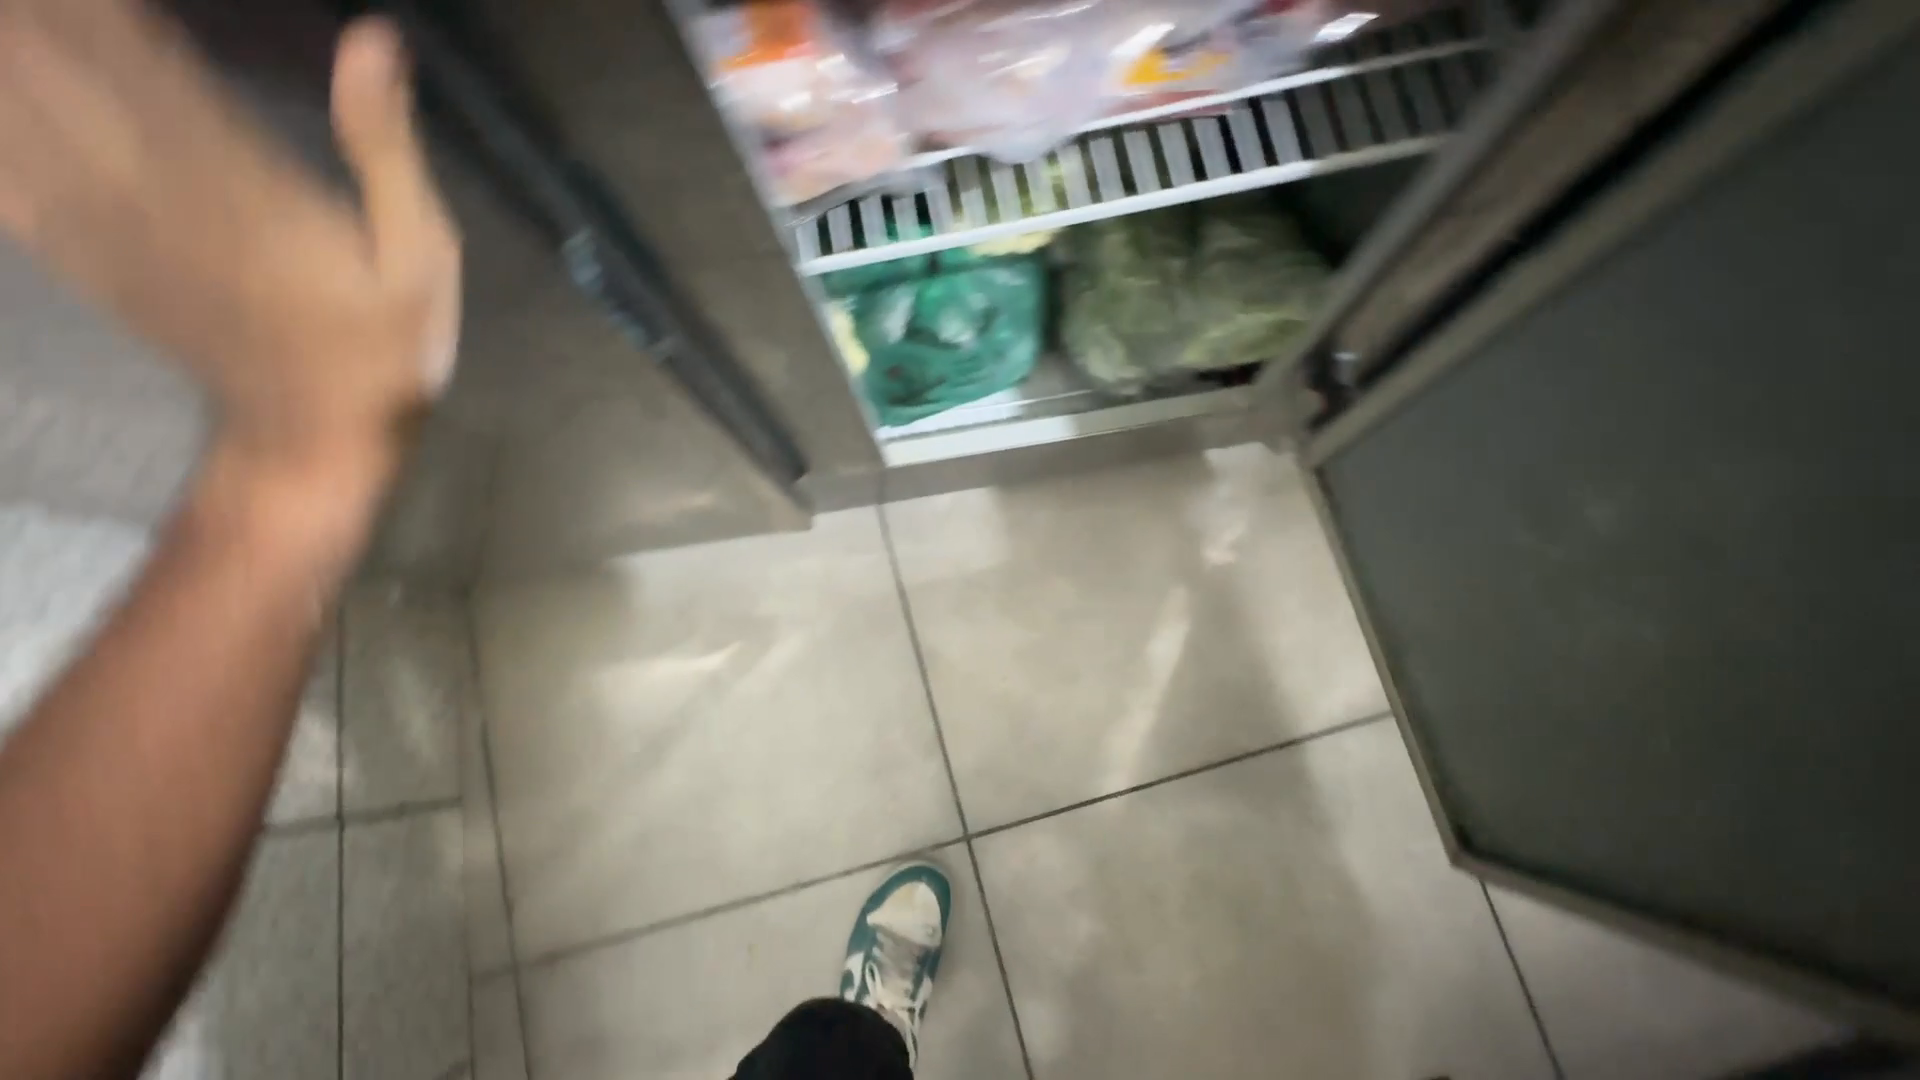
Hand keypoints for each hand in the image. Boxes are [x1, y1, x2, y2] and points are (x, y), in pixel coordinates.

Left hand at [0, 3, 460, 474]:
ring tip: (15, 21)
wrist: (316, 435)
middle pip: (48, 57)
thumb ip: (386, 150)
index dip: (96, 2)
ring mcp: (99, 219)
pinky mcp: (78, 249)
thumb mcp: (422, 255)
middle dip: (42, 16)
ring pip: (7, 100)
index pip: (132, 45)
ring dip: (9, 50)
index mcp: (237, 180)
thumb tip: (374, 40)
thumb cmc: (384, 345)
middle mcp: (147, 185)